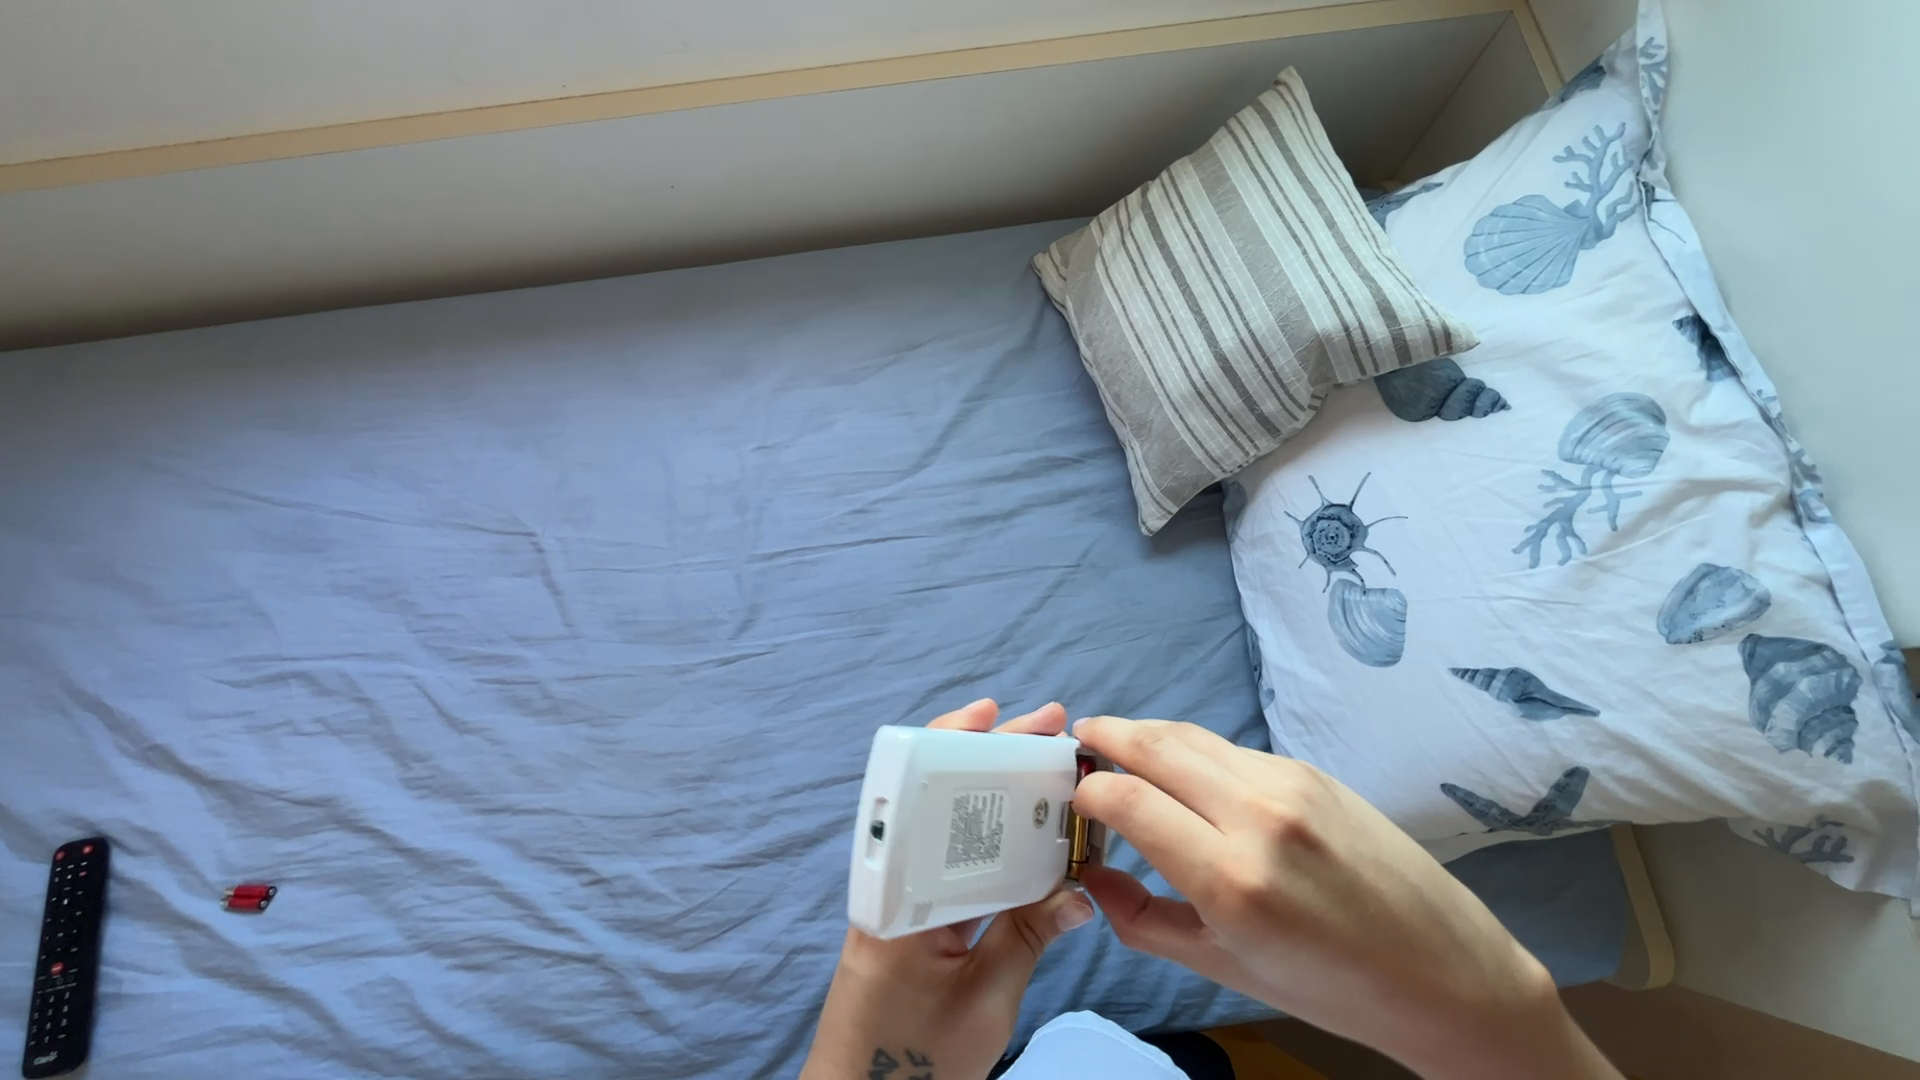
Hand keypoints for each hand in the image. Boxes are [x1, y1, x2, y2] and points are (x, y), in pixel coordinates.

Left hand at [800, 700, 1095, 1079]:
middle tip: (1046, 726)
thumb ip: (1029, 936)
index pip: (926, 799)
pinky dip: (991, 840)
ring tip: (1044, 762)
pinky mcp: (914, 918)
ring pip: (948, 828)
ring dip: (995, 794)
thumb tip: (1081, 887)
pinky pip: (953, 863)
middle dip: (992, 757)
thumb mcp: (984, 1001)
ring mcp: (902, 898)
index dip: (959, 748)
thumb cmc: (915, 1062)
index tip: (999, 716)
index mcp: (898, 893)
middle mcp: (894, 882)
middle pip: (940, 800)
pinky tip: (1026, 829)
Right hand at [1071, 717, 1621, 1079]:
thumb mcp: (1223, 968)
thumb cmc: (1329, 988)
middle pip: (1155, 747)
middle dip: (1106, 735)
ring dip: (1146, 734)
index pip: (1128, 801)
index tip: (1074, 796)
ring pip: (1191, 736)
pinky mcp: (1311, 770)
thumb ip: (1141, 919)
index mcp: (1231, 880)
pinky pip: (1230, 750)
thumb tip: (1089, 874)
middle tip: (1078, 738)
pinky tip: (1183, 769)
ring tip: (1118, 743)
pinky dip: (1191, 750)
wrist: (1446, 972)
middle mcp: (1256, 817)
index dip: (1088, 790)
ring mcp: (1288, 784)